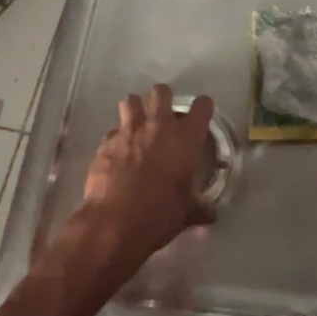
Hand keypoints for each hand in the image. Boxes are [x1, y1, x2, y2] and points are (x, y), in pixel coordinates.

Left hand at [81, 84, 216, 261]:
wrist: (113, 224)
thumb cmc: (158, 215)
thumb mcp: (185, 213)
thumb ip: (198, 209)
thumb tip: (210, 216)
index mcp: (185, 139)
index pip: (202, 106)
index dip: (203, 108)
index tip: (201, 115)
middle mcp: (158, 126)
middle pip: (162, 92)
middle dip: (163, 98)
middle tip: (164, 115)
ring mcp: (129, 131)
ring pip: (131, 101)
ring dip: (135, 110)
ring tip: (137, 125)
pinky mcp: (105, 143)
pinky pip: (112, 131)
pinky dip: (116, 139)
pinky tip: (117, 153)